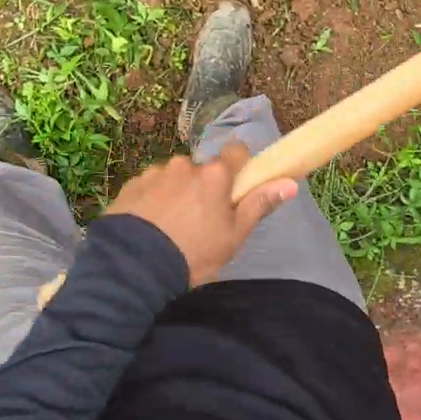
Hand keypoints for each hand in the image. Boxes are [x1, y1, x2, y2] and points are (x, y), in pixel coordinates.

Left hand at [104, 143, 298, 286]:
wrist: (133, 267)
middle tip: (198, 220)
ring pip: (173, 177)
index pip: (235, 152)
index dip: (237, 167)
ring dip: (175, 193)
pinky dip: (151, 201)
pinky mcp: (130, 185)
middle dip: (202, 187)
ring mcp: (154, 173)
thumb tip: (290, 183)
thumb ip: (259, 205)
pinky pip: (149, 187)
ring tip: (169, 227)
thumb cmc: (193, 253)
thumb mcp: (233, 236)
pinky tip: (148, 226)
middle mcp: (185, 165)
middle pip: (201, 169)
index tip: (233, 188)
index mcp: (215, 175)